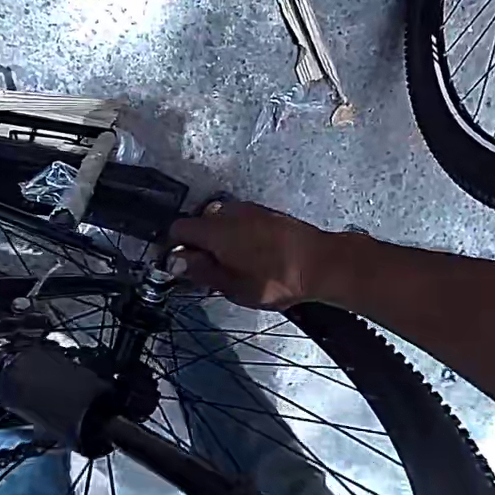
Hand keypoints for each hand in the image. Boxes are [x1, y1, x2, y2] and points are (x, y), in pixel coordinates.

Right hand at [167, 201, 347, 310]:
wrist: (322, 264)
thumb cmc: (274, 279)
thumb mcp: (232, 285)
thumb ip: (200, 270)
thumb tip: (174, 260)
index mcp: (213, 230)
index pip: (177, 229)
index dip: (172, 247)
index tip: (177, 265)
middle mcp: (227, 212)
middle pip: (198, 223)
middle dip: (196, 244)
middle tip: (205, 271)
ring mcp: (248, 209)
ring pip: (220, 221)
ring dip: (217, 239)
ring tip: (229, 264)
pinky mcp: (266, 213)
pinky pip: (239, 221)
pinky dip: (236, 235)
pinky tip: (249, 254)